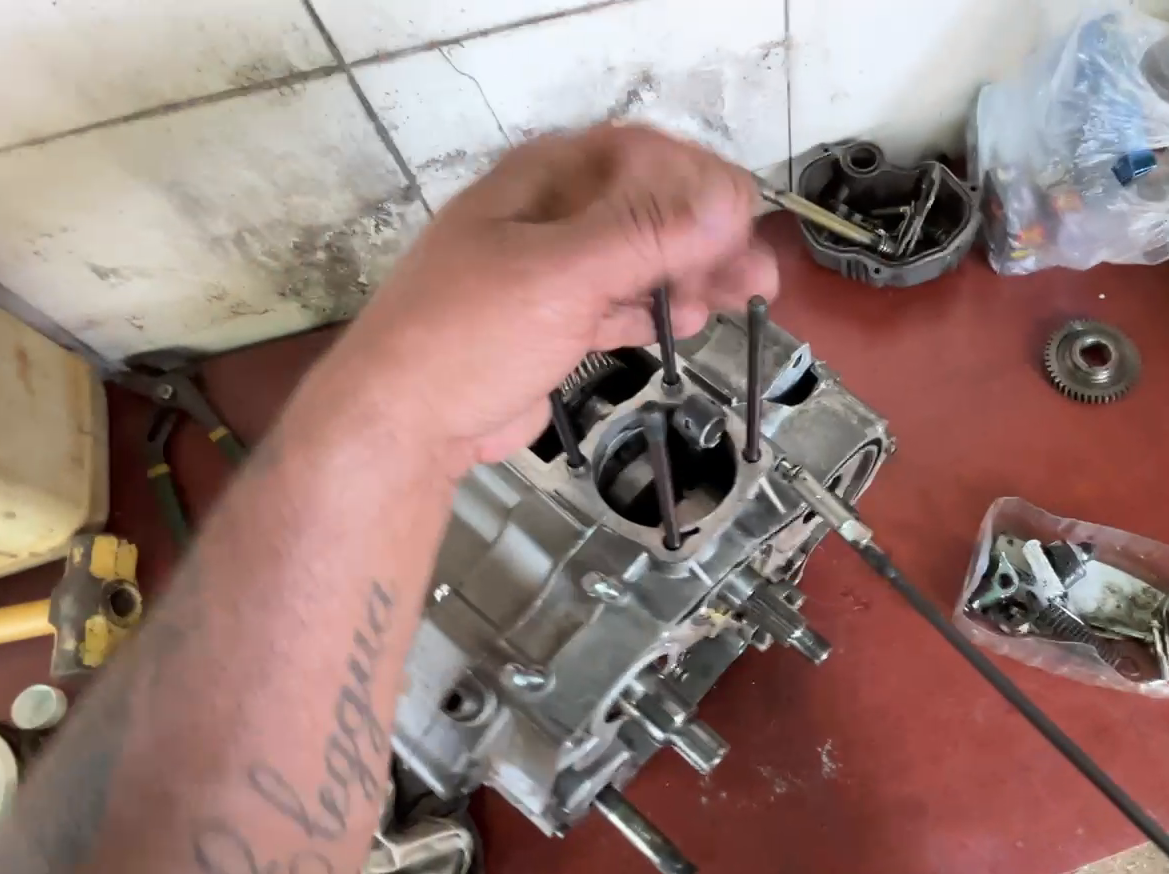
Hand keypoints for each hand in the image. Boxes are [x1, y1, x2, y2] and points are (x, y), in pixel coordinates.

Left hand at [323, 123, 778, 469]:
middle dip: (707, 238)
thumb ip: (646, 237)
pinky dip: (656, 312)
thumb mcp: (561, 275)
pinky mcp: (561, 323)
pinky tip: (689, 322)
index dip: (700, 183)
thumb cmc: (470, 336)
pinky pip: (622, 304)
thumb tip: (727, 202)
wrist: (410, 422)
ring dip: (691, 277)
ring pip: (641, 262)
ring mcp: (557, 273)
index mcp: (544, 181)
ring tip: (744, 297)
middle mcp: (553, 218)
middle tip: (759, 274)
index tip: (745, 221)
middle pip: (649, 211)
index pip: (641, 157)